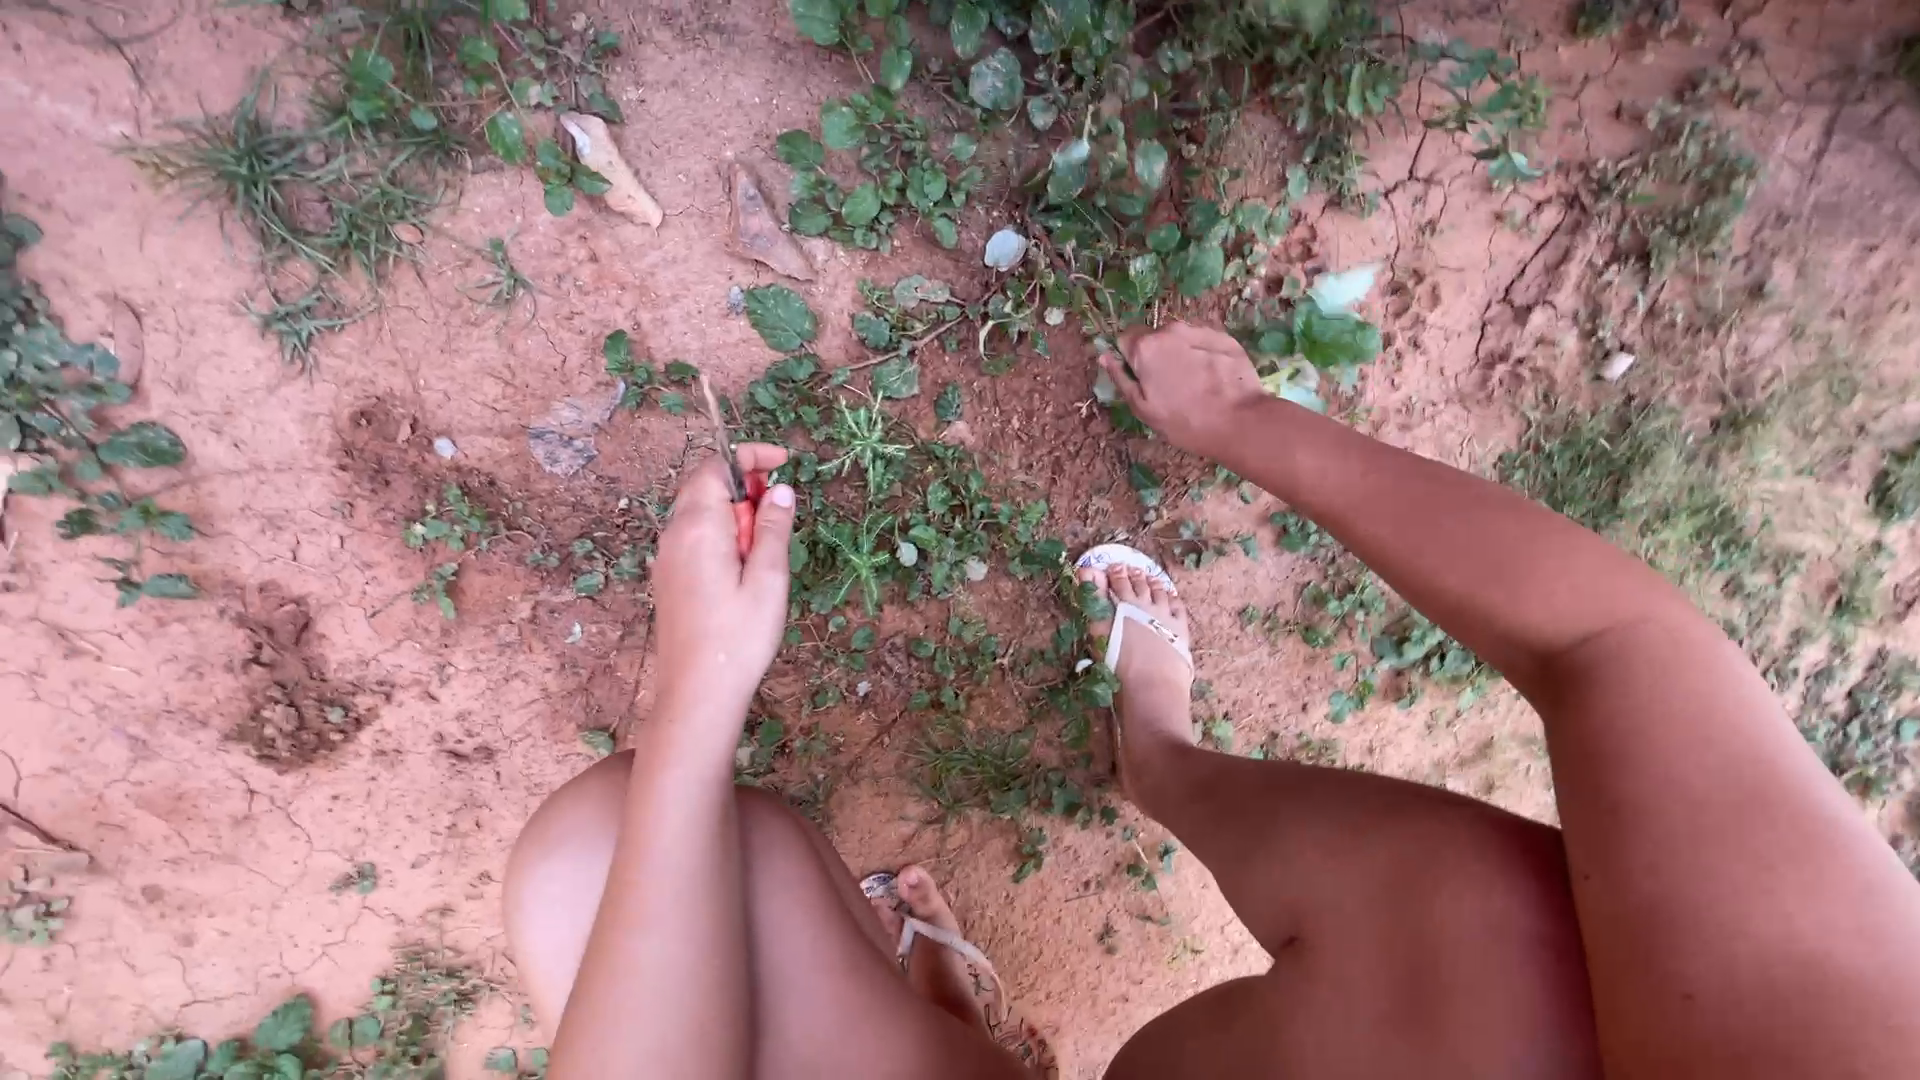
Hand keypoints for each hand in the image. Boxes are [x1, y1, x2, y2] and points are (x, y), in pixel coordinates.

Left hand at [650, 444, 795, 714]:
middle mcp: (674, 535)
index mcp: (698, 527)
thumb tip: (779, 489)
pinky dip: (722, 534)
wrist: (697, 693)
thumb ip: (772, 528)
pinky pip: (695, 536)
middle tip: (778, 518)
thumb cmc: (739, 637)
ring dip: (735, 514)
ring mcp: (666, 557)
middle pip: (705, 485)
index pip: (716, 466)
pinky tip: (743, 569)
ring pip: (701, 512)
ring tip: (763, 552)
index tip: (784, 463)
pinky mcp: (669, 577)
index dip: (750, 456)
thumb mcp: (768, 579)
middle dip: (746, 487)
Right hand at [1103, 322, 1267, 458]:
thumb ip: (1121, 378)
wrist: (1239, 421)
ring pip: (1179, 338)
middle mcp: (1170, 330)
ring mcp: (1200, 330)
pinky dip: (1202, 355)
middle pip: (1154, 337)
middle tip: (1169, 386)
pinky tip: (1212, 378)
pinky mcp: (1225, 337)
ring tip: (1194, 383)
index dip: (1130, 358)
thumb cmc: (1183, 421)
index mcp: (1145, 347)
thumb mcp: (1143, 408)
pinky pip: (1203, 342)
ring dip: (1180, 354)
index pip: (1125, 338)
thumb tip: (1105, 357)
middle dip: (1156, 355)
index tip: (1141, 378)